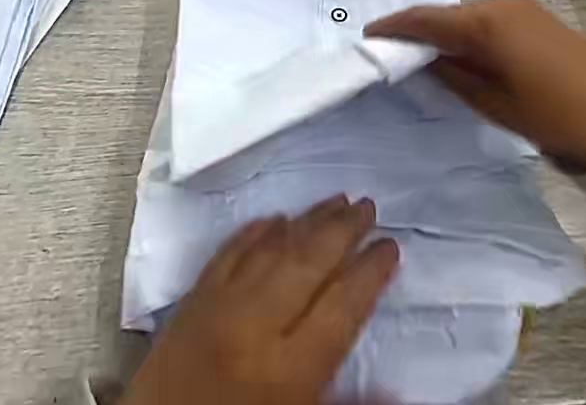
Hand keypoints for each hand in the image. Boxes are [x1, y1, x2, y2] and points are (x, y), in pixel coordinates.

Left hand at [126, 196, 398, 404]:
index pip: (341, 306)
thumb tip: (397, 388)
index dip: (370, 272)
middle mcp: (255, 329)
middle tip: (368, 206)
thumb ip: (347, 404)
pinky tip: (276, 217)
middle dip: (344, 230)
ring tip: (337, 200)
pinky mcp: (189, 304)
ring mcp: (218, 309)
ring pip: (273, 249)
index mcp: (287, 371)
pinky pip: (228, 253)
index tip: (390, 246)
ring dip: (308, 220)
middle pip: (309, 263)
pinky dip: (256, 231)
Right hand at [366, 0, 585, 168]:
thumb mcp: (492, 102)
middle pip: (448, 13)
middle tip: (392, 50)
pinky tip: (461, 51)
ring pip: (468, 14)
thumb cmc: (550, 114)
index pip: (429, 19)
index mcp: (487, 24)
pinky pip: (489, 18)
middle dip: (419, 28)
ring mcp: (521, 7)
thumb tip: (425, 59)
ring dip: (445, 30)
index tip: (370, 35)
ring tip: (422, 54)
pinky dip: (468, 31)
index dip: (396, 26)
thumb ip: (453, 75)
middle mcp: (501, 5)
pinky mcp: (534, 15)